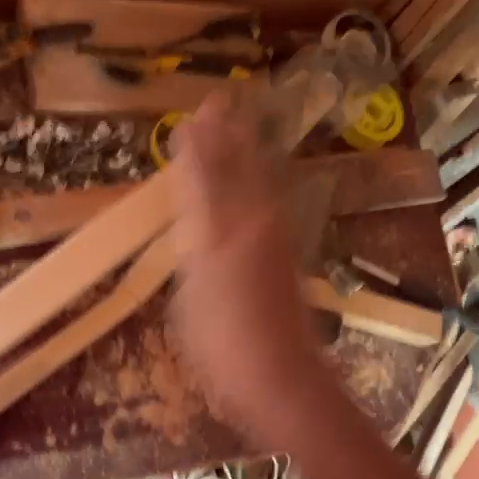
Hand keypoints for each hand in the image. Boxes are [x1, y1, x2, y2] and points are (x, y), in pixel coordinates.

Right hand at [169, 91, 341, 447]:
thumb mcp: (191, 299)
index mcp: (220, 233)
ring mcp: (275, 239)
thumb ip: (192, 250)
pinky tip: (260, 176)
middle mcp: (252, 225)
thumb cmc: (223, 349)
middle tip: (220, 99)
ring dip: (248, 149)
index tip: (191, 115)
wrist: (283, 379)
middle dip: (227, 134)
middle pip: (238, 168)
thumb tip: (195, 219)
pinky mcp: (287, 256)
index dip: (196, 146)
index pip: (204, 177)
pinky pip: (270, 200)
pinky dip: (260, 178)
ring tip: (239, 122)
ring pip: (259, 180)